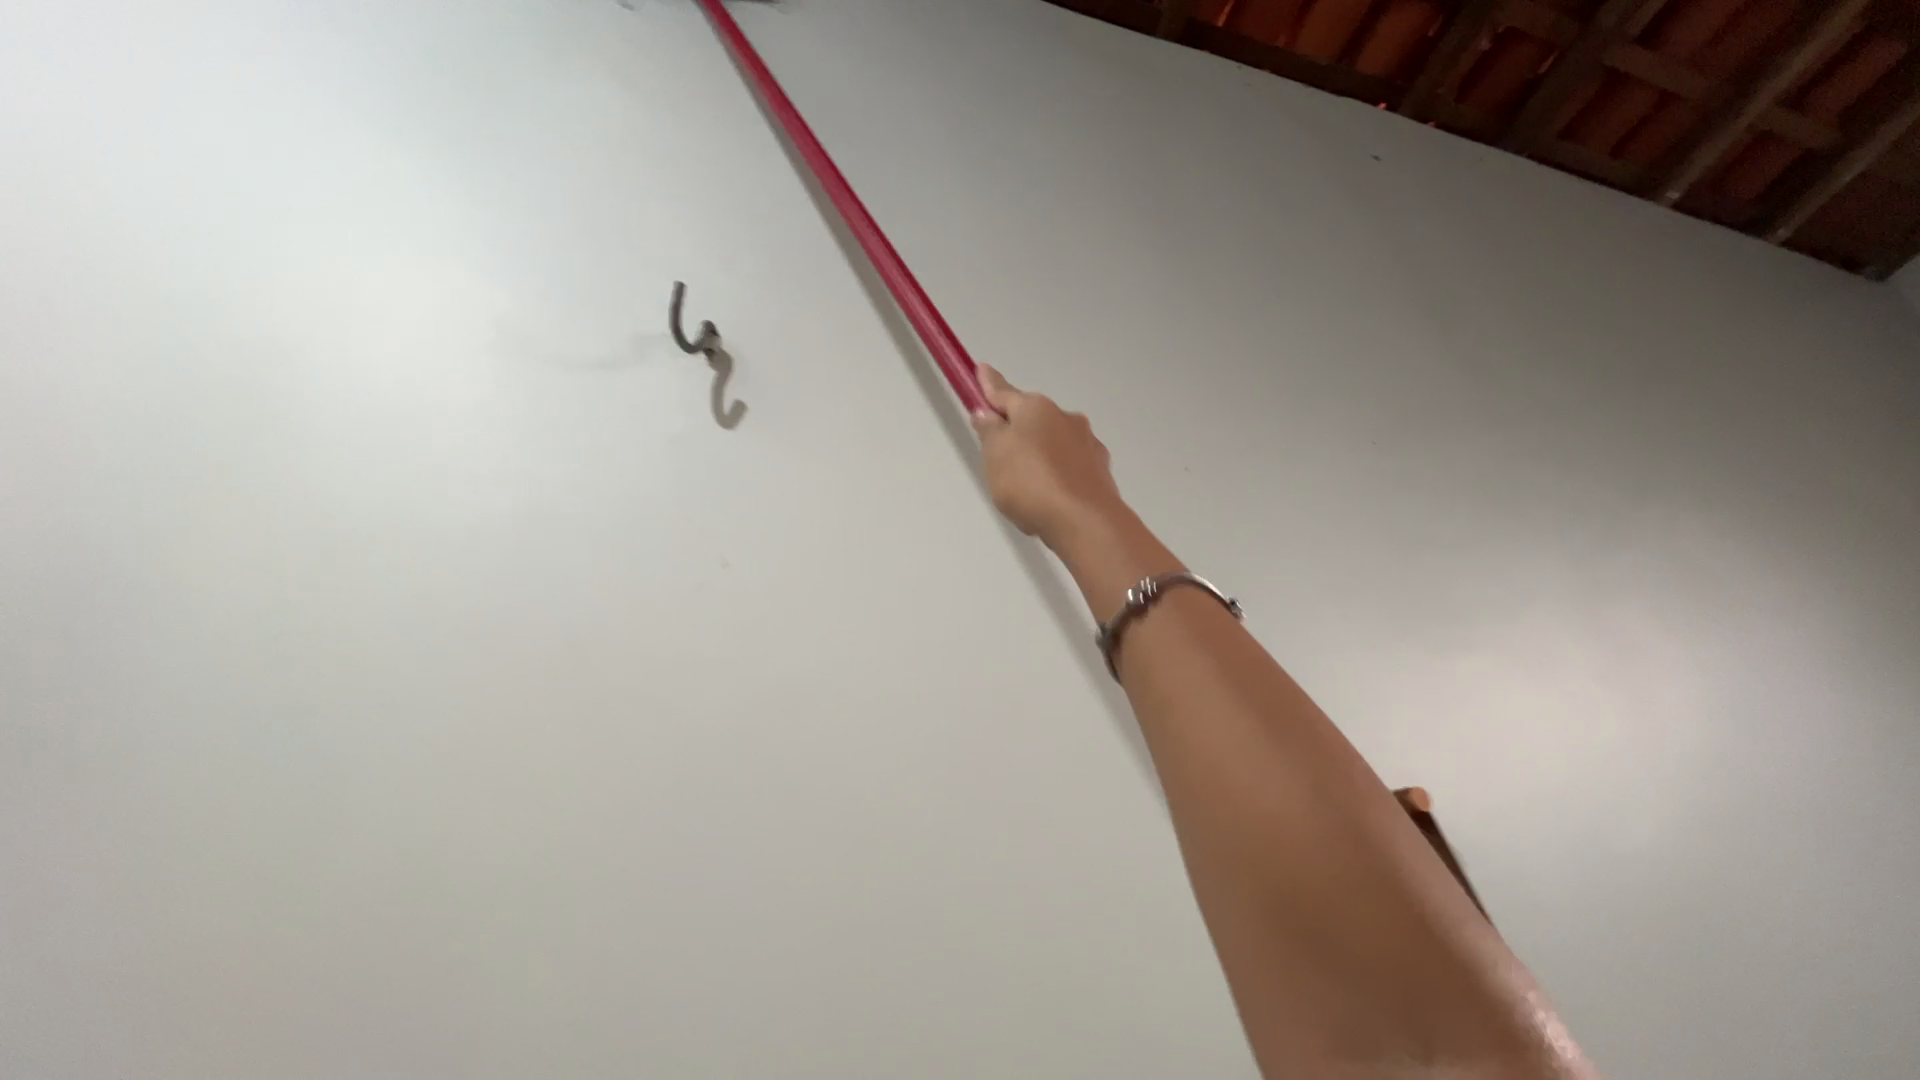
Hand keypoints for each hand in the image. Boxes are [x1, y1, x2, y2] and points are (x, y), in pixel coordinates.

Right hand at [970, 365, 1130, 550]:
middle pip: (1033, 418)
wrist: (1085, 521)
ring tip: (1028, 484)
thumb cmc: (1030, 483)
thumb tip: (987, 412)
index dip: (988, 385)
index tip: (981, 369)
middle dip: (1017, 428)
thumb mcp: (995, 455)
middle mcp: (1065, 417)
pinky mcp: (1100, 470)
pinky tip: (1053, 493)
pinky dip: (1059, 472)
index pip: (1004, 393)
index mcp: (1035, 408)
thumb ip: (989, 431)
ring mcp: (1087, 443)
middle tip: (1000, 453)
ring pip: (1055, 441)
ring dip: (1041, 452)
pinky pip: (1070, 465)